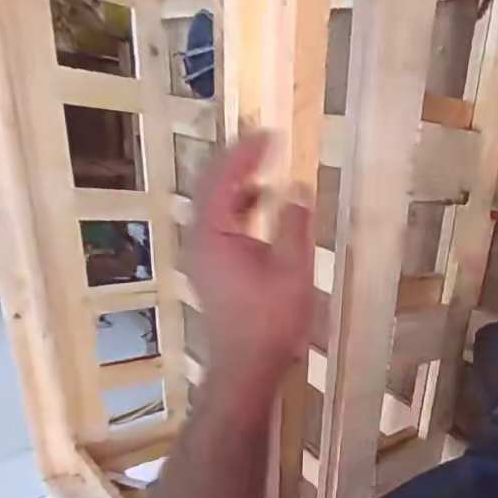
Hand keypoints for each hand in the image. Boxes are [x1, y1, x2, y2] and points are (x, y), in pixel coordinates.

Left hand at [182, 133, 313, 406]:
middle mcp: (199, 239)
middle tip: (265, 140)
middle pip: (213, 186)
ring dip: (240, 182)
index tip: (271, 132)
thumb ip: (294, 224)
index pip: (225, 178)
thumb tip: (298, 187)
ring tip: (266, 164)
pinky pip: (221, 222)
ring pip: (216, 204)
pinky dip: (241, 206)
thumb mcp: (292, 270)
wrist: (247, 365)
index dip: (248, 152)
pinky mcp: (211, 266)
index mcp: (214, 234)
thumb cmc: (270, 321)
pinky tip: (262, 205)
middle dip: (239, 160)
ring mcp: (202, 253)